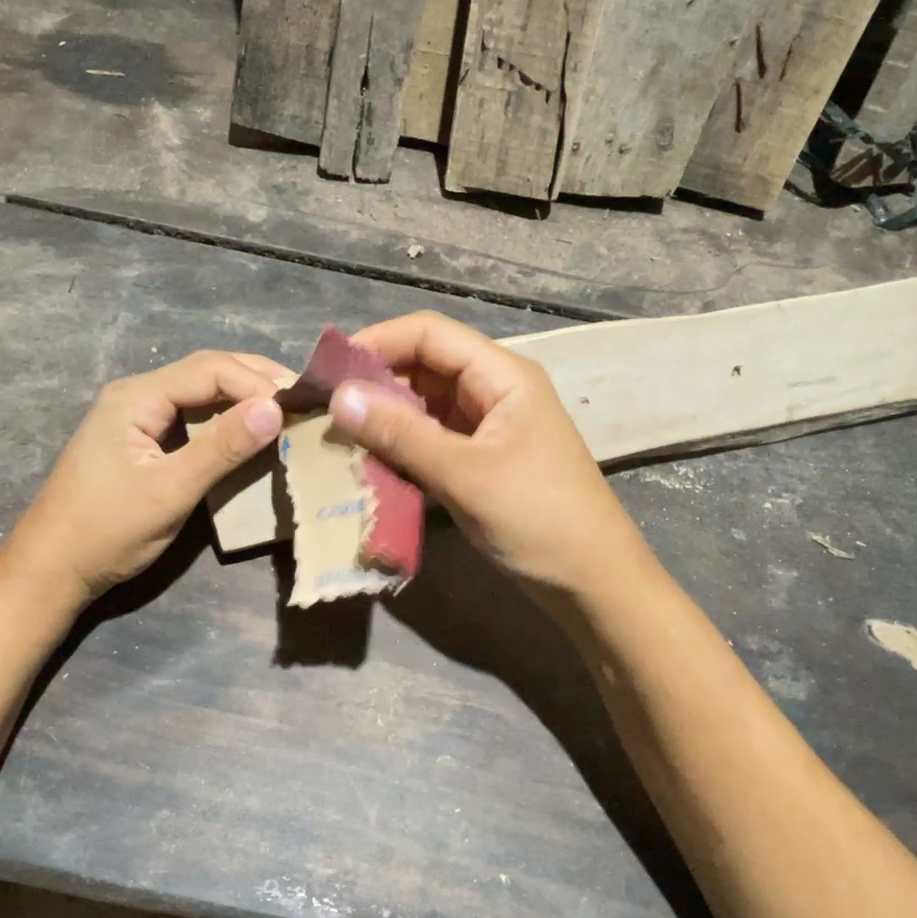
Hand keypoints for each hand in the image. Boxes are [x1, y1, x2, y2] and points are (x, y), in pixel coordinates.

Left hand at [13, 350, 290, 599]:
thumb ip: (221, 448)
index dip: (258, 382)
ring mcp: (138, 419)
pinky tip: (252, 435)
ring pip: (201, 395)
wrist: (52, 569)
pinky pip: (192, 420)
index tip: (299, 407)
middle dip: (256, 383)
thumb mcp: (169, 490)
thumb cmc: (106, 530)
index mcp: (136, 397)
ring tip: (288, 414)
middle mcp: (137, 397)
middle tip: (304, 401)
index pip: (210, 369)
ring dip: (244, 400)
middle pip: (206, 373)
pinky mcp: (143, 443)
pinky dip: (226, 423)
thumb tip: (275, 409)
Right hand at [328, 312, 650, 596]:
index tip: (327, 372)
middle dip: (375, 384)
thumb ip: (402, 435)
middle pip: (424, 367)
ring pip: (424, 407)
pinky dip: (401, 449)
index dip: (377, 343)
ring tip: (338, 440)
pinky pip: (431, 442)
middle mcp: (493, 392)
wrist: (592, 583)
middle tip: (324, 412)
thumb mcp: (465, 475)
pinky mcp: (480, 463)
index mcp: (503, 377)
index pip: (430, 334)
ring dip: (385, 420)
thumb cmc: (539, 520)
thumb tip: (338, 398)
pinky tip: (369, 466)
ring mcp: (488, 429)